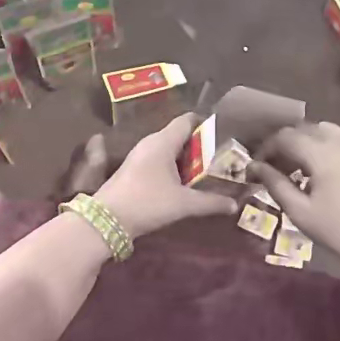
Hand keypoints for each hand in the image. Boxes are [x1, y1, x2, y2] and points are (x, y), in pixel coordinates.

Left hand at [92, 114, 236, 238]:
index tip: (223, 136)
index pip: (187, 120)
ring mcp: (139, 157)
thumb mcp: (183, 204)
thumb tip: (234, 205)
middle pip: (179, 136)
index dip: (205, 124)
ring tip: (205, 174)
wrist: (106, 220)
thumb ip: (211, 202)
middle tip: (219, 160)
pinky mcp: (132, 171)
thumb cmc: (147, 203)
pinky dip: (172, 169)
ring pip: (168, 151)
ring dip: (185, 161)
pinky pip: (158, 162)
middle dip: (199, 147)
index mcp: (163, 141)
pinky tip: (182, 186)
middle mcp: (150, 143)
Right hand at [251, 122, 339, 264]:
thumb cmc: (336, 229)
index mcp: (321, 154)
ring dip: (304, 141)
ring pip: (323, 130)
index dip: (266, 147)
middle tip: (272, 166)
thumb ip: (275, 184)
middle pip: (304, 128)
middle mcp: (339, 142)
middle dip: (284, 143)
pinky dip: (321, 146)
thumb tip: (256, 167)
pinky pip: (338, 140)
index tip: (256, 166)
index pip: (286, 137)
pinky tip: (315, 170)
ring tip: (294, 166)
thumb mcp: (299, 210)